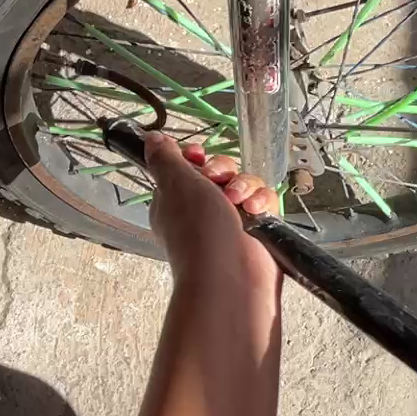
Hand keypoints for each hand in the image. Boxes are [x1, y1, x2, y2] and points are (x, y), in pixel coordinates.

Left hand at [144, 134, 278, 293]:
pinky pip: (265, 200)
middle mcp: (203, 209)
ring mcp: (231, 219)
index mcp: (176, 200)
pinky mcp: (257, 228)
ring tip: (238, 201)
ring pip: (245, 183)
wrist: (229, 276)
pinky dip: (262, 201)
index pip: (187, 167)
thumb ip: (165, 159)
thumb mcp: (175, 184)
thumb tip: (151, 139)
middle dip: (222, 170)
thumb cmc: (197, 230)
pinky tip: (256, 211)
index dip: (195, 158)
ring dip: (244, 185)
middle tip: (218, 182)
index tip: (197, 155)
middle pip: (220, 171)